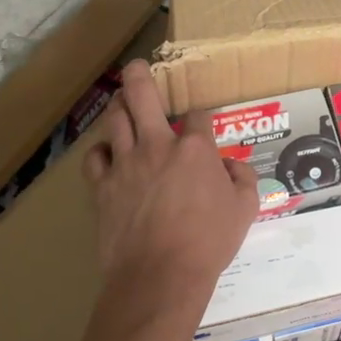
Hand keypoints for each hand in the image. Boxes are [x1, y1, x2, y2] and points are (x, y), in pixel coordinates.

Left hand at [82, 61, 259, 299]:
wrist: (160, 275)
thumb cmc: (209, 243)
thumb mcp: (245, 210)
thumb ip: (242, 180)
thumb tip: (230, 166)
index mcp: (196, 149)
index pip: (199, 115)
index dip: (203, 115)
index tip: (203, 123)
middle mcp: (158, 145)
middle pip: (143, 96)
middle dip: (139, 75)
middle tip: (136, 66)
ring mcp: (126, 163)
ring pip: (115, 119)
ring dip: (118, 105)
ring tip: (120, 100)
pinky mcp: (102, 186)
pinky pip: (94, 156)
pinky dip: (101, 150)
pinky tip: (108, 153)